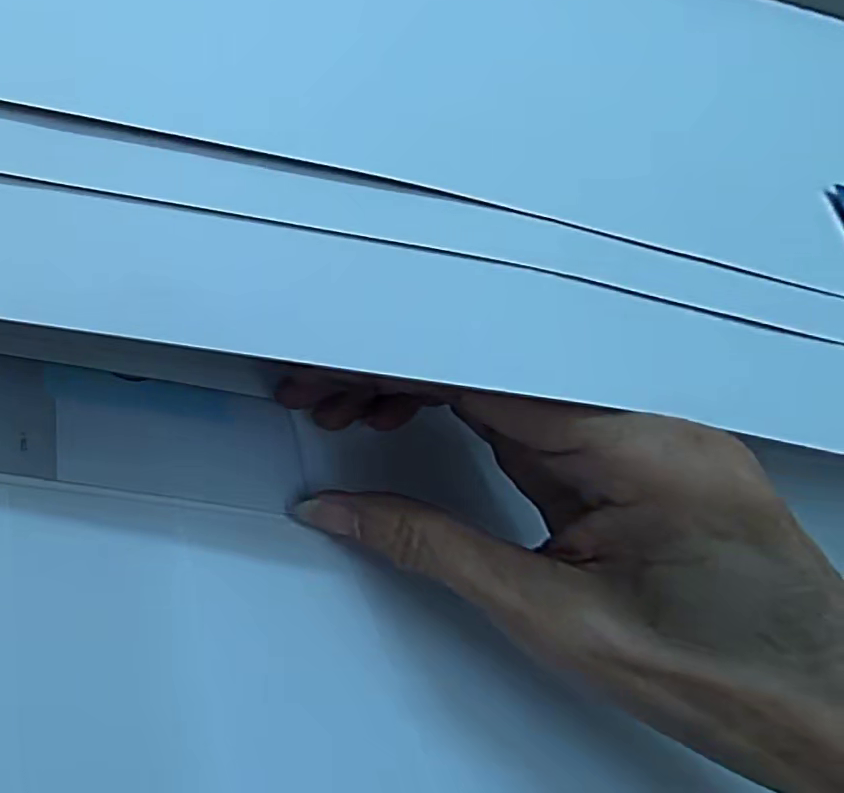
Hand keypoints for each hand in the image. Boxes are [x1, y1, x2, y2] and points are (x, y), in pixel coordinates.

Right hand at [278, 373, 843, 792]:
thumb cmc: (738, 679)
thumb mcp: (552, 614)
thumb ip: (426, 545)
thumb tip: (331, 509)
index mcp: (636, 445)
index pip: (472, 374)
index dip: (379, 368)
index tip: (318, 376)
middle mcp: (636, 422)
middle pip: (470, 367)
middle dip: (377, 377)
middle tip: (309, 396)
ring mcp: (624, 435)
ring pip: (479, 383)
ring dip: (400, 391)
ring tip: (339, 413)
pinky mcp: (607, 454)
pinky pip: (500, 410)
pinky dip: (437, 411)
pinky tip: (396, 423)